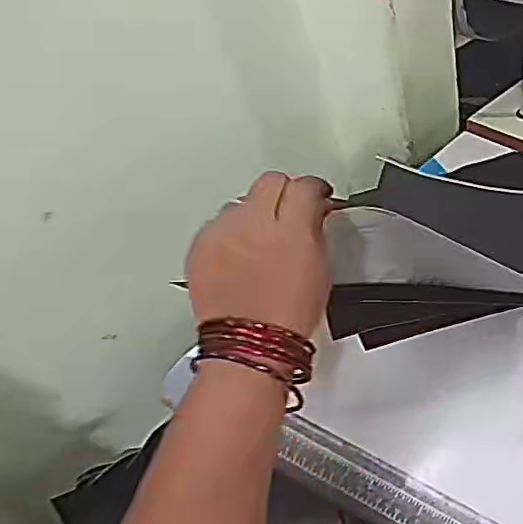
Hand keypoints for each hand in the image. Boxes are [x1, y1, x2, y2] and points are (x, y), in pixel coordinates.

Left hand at [185, 171, 332, 333]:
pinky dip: (232, 233)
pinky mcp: (200, 245)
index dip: (314, 189)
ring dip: (255, 214)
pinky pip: (219, 224)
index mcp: (291, 229)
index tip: (316, 195)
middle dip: (285, 192)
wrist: (252, 342)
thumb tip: (313, 213)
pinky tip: (243, 256)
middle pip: (270, 182)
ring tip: (264, 241)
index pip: (303, 186)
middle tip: (292, 209)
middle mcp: (253, 223)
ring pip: (242, 202)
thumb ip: (316, 231)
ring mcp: (223, 232)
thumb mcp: (322, 269)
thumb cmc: (288, 314)